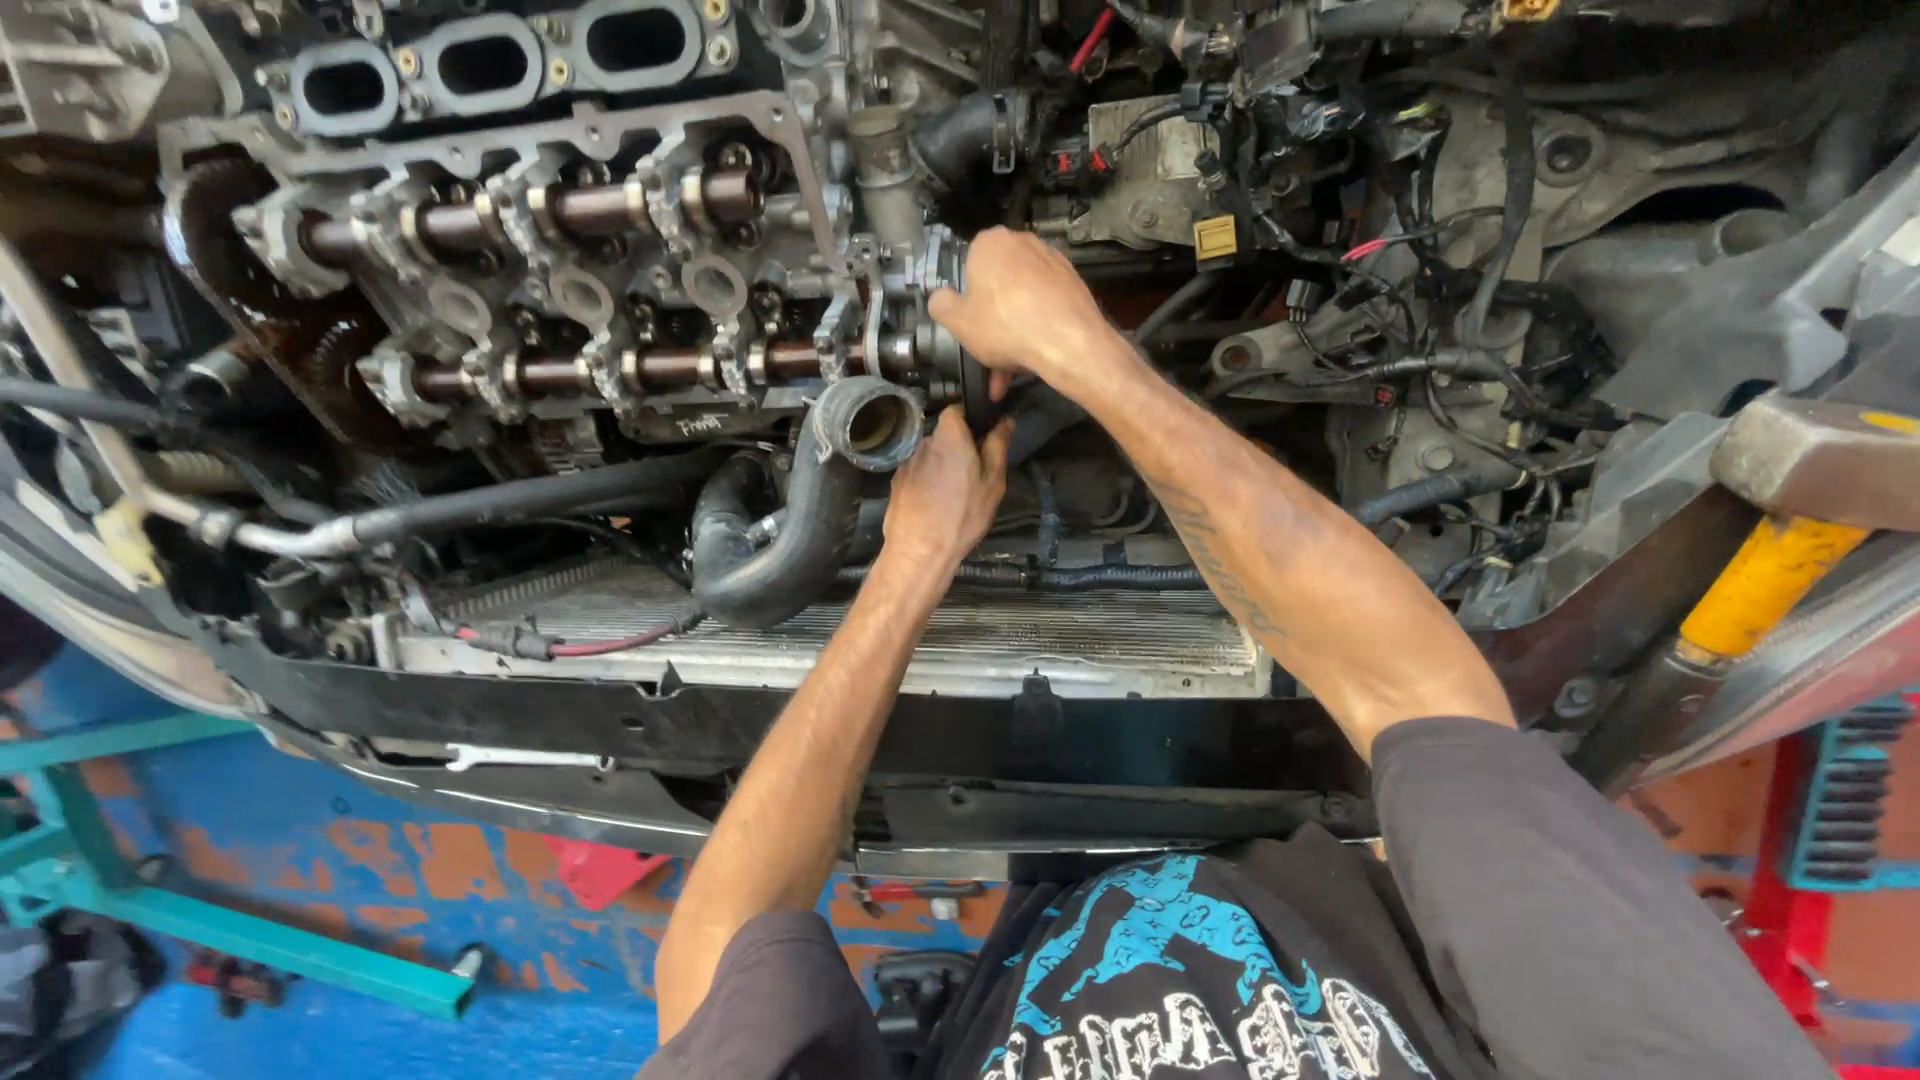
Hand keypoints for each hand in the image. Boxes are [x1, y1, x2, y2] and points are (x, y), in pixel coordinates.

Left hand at [881, 408, 1011, 573]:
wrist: (919, 550)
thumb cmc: (963, 515)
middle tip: (973, 474)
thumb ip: (998, 446)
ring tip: (954, 494)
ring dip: (942, 466)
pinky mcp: (897, 481)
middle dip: (958, 447)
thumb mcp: (992, 482)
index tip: (981, 437)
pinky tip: (935, 503)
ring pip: (930, 454)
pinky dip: (927, 481)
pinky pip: (918, 471)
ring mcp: (906, 461)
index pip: (956, 409)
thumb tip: (1005, 421)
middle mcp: (923, 442)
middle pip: (944, 434)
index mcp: (949, 436)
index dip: (970, 418)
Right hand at [928, 227, 1134, 398]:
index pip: (969, 264)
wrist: (1068, 343)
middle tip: (989, 353)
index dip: (968, 298)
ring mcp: (1052, 261)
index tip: (970, 324)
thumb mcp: (957, 321)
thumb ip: (940, 305)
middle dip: (992, 321)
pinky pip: (1044, 306)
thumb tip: (940, 297)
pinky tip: (1032, 360)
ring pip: (1022, 300)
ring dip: (1013, 332)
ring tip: (1009, 371)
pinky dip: (1036, 329)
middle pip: (999, 284)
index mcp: (990, 242)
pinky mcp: (1074, 282)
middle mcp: (1023, 242)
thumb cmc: (1004, 326)